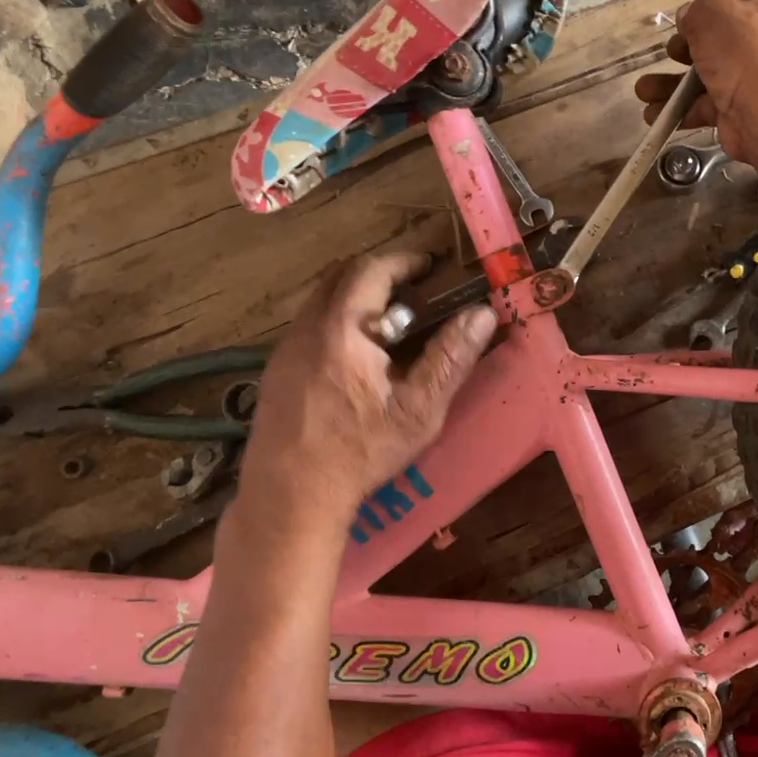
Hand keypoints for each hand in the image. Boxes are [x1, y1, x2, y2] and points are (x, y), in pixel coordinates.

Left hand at [238, 252, 496, 526]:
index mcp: (342, 330)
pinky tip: (360, 356)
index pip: (370, 270)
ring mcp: (284, 349)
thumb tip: (482, 313)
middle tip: (415, 289)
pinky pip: (309, 324)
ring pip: (320, 299)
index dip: (404, 260)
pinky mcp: (275, 370)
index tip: (432, 266)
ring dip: (357, 296)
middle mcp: (306, 329)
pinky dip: (339, 319)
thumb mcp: (418, 410)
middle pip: (339, 275)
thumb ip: (450, 358)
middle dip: (379, 272)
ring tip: (393, 322)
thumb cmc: (360, 452)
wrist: (289, 496)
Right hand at [632, 0, 757, 161]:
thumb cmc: (744, 52)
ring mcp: (755, 78)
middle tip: (673, 52)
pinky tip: (655, 113)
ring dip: (671, 84)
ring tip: (645, 90)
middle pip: (719, 39)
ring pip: (707, 76)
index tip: (692, 17)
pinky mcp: (741, 109)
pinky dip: (680, 110)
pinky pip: (705, 106)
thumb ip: (695, 10)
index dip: (713, 5)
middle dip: (686, 48)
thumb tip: (688, 21)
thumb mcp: (712, 12)